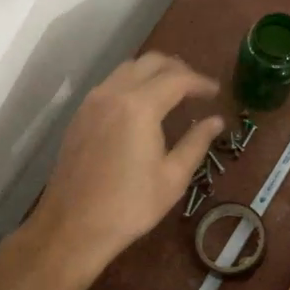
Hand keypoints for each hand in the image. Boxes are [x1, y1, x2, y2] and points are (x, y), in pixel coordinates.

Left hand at [20, 53, 224, 282]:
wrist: (73, 227)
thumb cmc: (129, 206)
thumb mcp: (172, 177)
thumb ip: (196, 142)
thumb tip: (216, 121)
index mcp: (140, 107)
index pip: (178, 79)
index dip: (201, 82)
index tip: (216, 93)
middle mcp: (113, 94)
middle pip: (150, 62)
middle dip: (178, 69)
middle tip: (196, 89)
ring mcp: (92, 102)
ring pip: (128, 69)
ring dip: (153, 73)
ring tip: (172, 93)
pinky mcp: (80, 115)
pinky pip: (111, 84)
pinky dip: (132, 84)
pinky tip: (143, 107)